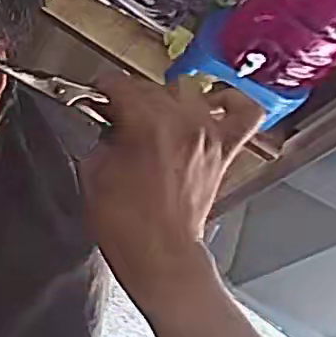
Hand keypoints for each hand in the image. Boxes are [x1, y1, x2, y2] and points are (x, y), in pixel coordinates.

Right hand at [79, 72, 262, 305]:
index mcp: (146, 126)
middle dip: (127, 97)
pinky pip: (243, 111)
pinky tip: (209, 105)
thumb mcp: (92, 171)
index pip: (121, 85)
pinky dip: (228, 102)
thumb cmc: (122, 220)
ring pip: (187, 92)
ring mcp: (208, 135)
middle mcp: (183, 124)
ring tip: (150, 115)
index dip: (101, 88)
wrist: (156, 251)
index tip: (94, 94)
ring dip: (165, 99)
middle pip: (151, 87)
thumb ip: (101, 139)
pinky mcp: (224, 150)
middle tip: (111, 113)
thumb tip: (108, 126)